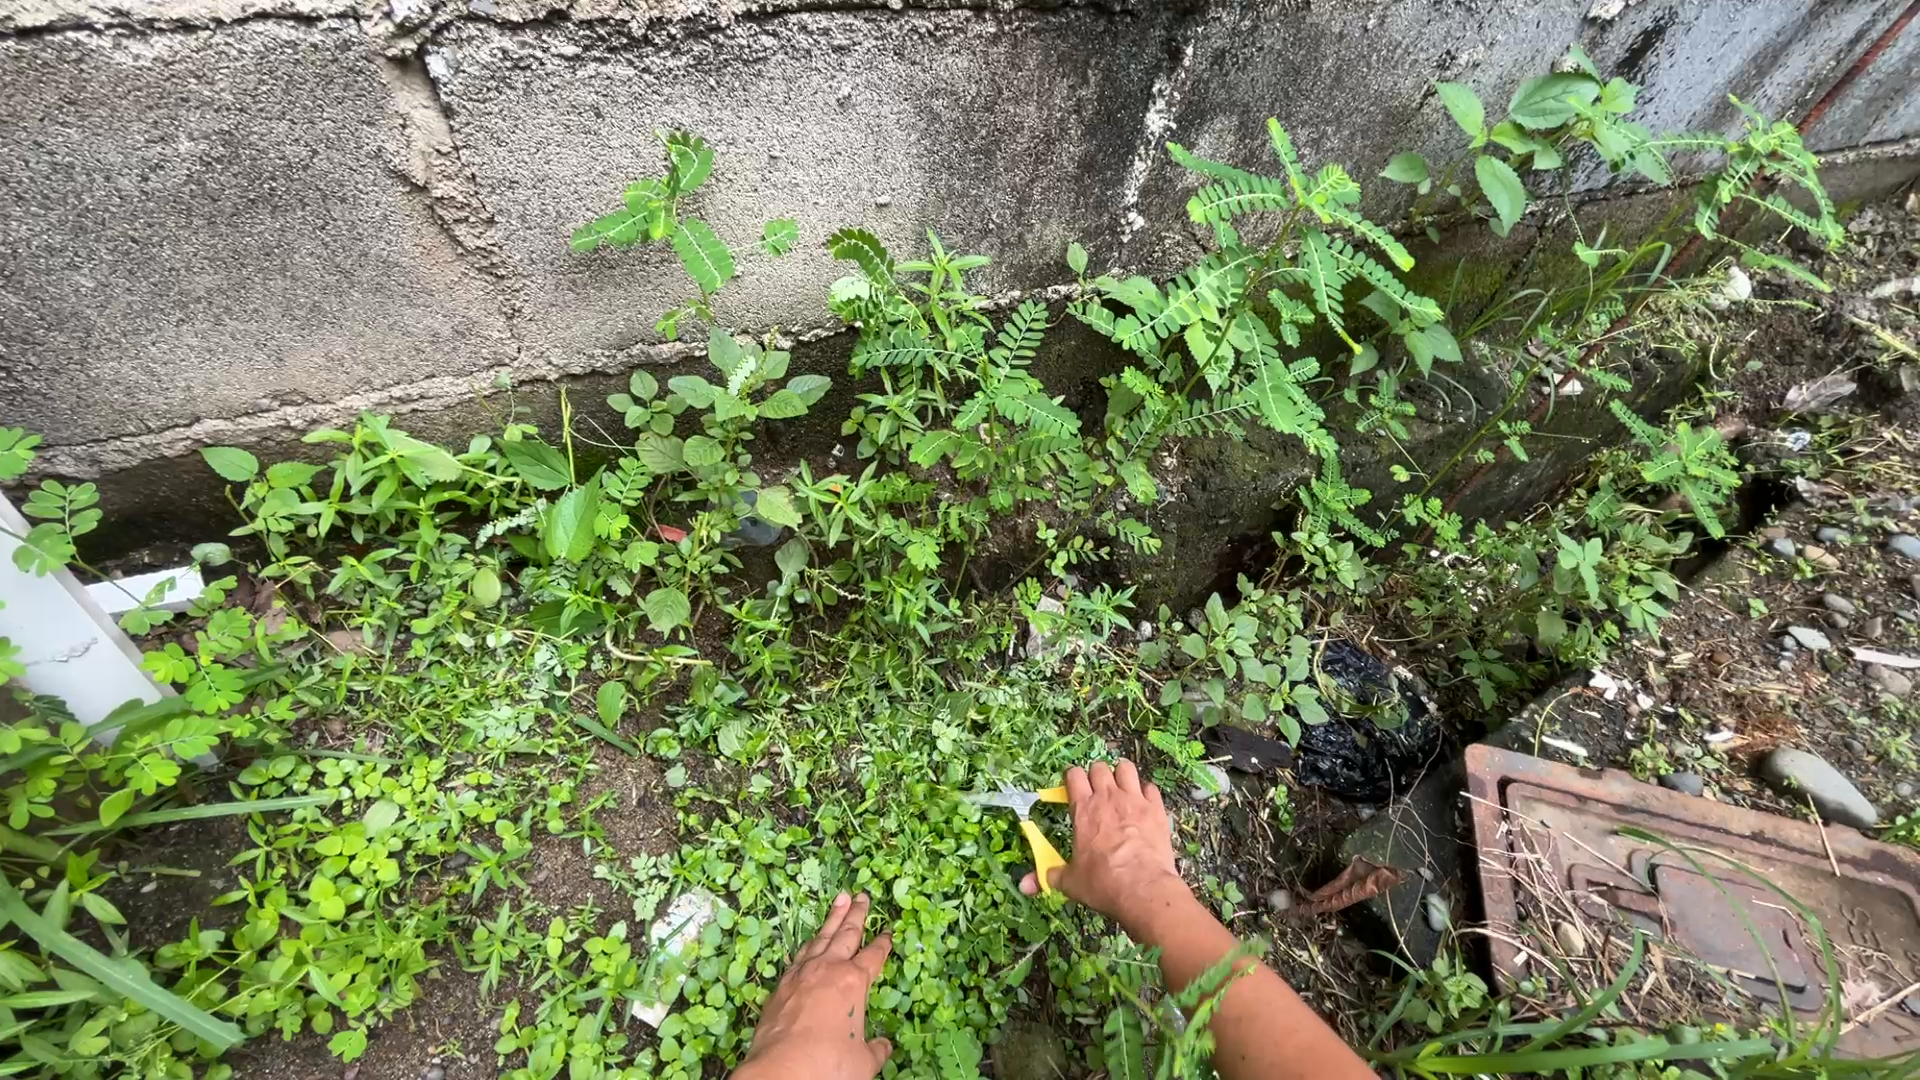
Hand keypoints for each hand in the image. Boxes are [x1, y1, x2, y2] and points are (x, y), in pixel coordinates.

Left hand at [733, 892, 893, 1079]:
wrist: (780, 1072)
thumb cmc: (828, 1064)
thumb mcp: (861, 1064)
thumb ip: (875, 1051)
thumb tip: (885, 1046)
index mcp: (854, 982)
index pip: (874, 956)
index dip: (883, 943)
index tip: (888, 931)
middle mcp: (830, 969)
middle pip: (847, 934)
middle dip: (857, 914)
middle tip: (863, 895)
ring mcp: (803, 974)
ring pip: (822, 937)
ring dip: (833, 918)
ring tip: (840, 899)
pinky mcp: (782, 985)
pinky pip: (800, 956)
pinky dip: (809, 944)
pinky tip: (811, 940)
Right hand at [1019, 760, 1190, 932]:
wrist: (1144, 889)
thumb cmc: (1103, 883)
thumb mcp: (1072, 882)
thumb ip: (1050, 876)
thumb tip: (1024, 885)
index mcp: (1083, 809)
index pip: (1073, 775)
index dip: (1072, 778)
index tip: (1074, 788)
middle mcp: (1107, 797)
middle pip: (1099, 767)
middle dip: (1096, 775)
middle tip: (1097, 791)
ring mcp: (1134, 800)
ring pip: (1126, 768)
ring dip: (1122, 775)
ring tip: (1121, 787)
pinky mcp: (1156, 809)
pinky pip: (1150, 787)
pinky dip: (1146, 792)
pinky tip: (1144, 804)